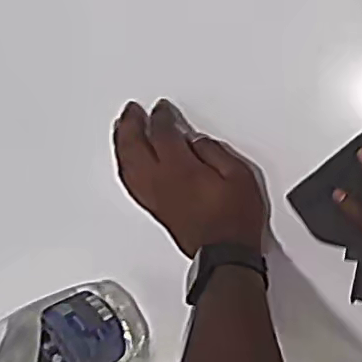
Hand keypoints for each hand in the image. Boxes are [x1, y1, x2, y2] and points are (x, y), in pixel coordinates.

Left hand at [114, 99, 266, 257]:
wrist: (226, 252)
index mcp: (180, 168)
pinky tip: (128, 162)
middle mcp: (160, 181)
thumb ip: (215, 151)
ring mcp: (154, 197)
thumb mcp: (239, 174)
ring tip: (123, 129)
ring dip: (122, 142)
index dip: (161, 116)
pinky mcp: (155, 209)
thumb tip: (198, 142)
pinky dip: (125, 165)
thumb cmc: (234, 219)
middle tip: (133, 111)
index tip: (162, 109)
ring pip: (126, 163)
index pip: (162, 133)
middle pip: (134, 145)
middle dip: (132, 124)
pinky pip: (130, 181)